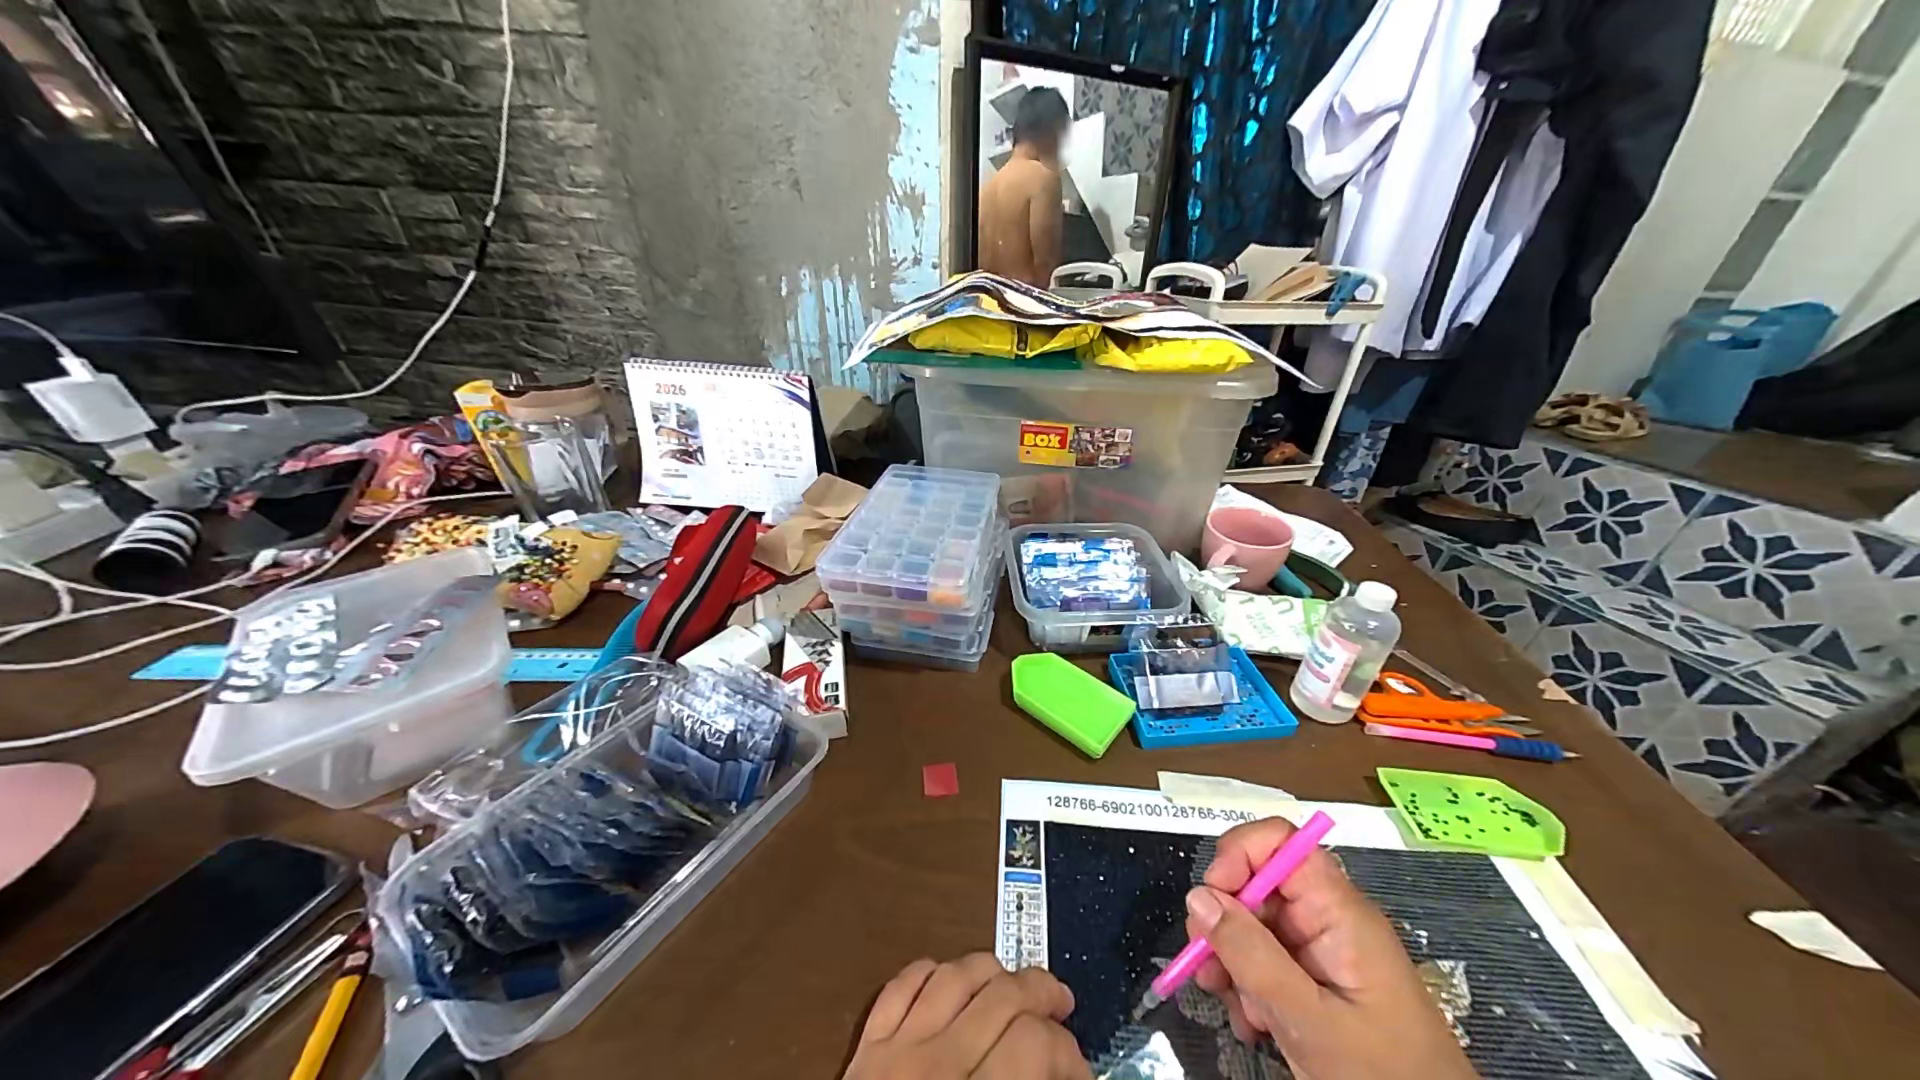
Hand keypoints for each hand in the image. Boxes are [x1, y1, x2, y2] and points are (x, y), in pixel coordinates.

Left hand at [843, 953, 1091, 1079]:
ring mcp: (895, 1051)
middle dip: (1041, 991)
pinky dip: (932, 972)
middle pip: (1002, 994)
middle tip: (1060, 1005)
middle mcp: (935, 1068)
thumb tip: (1061, 1078)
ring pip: (955, 974)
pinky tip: (951, 981)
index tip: (1077, 1072)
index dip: (1068, 1053)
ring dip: (993, 971)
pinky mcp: (866, 1047)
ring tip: (1013, 984)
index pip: (1034, 1043)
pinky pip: (903, 984)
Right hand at [1185, 817, 1477, 1079]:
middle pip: (1256, 884)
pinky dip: (1245, 986)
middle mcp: (1326, 918)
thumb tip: (1197, 895)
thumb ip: (1251, 956)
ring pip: (1252, 924)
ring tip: (1237, 1012)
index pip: (1281, 841)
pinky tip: (1252, 1024)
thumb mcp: (1309, 1020)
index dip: (1239, 853)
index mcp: (1338, 911)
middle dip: (1223, 922)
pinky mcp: (1314, 979)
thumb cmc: (1382, 1076)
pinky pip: (1262, 959)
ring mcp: (1319, 949)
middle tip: (1207, 968)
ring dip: (1230, 962)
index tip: (1212, 897)